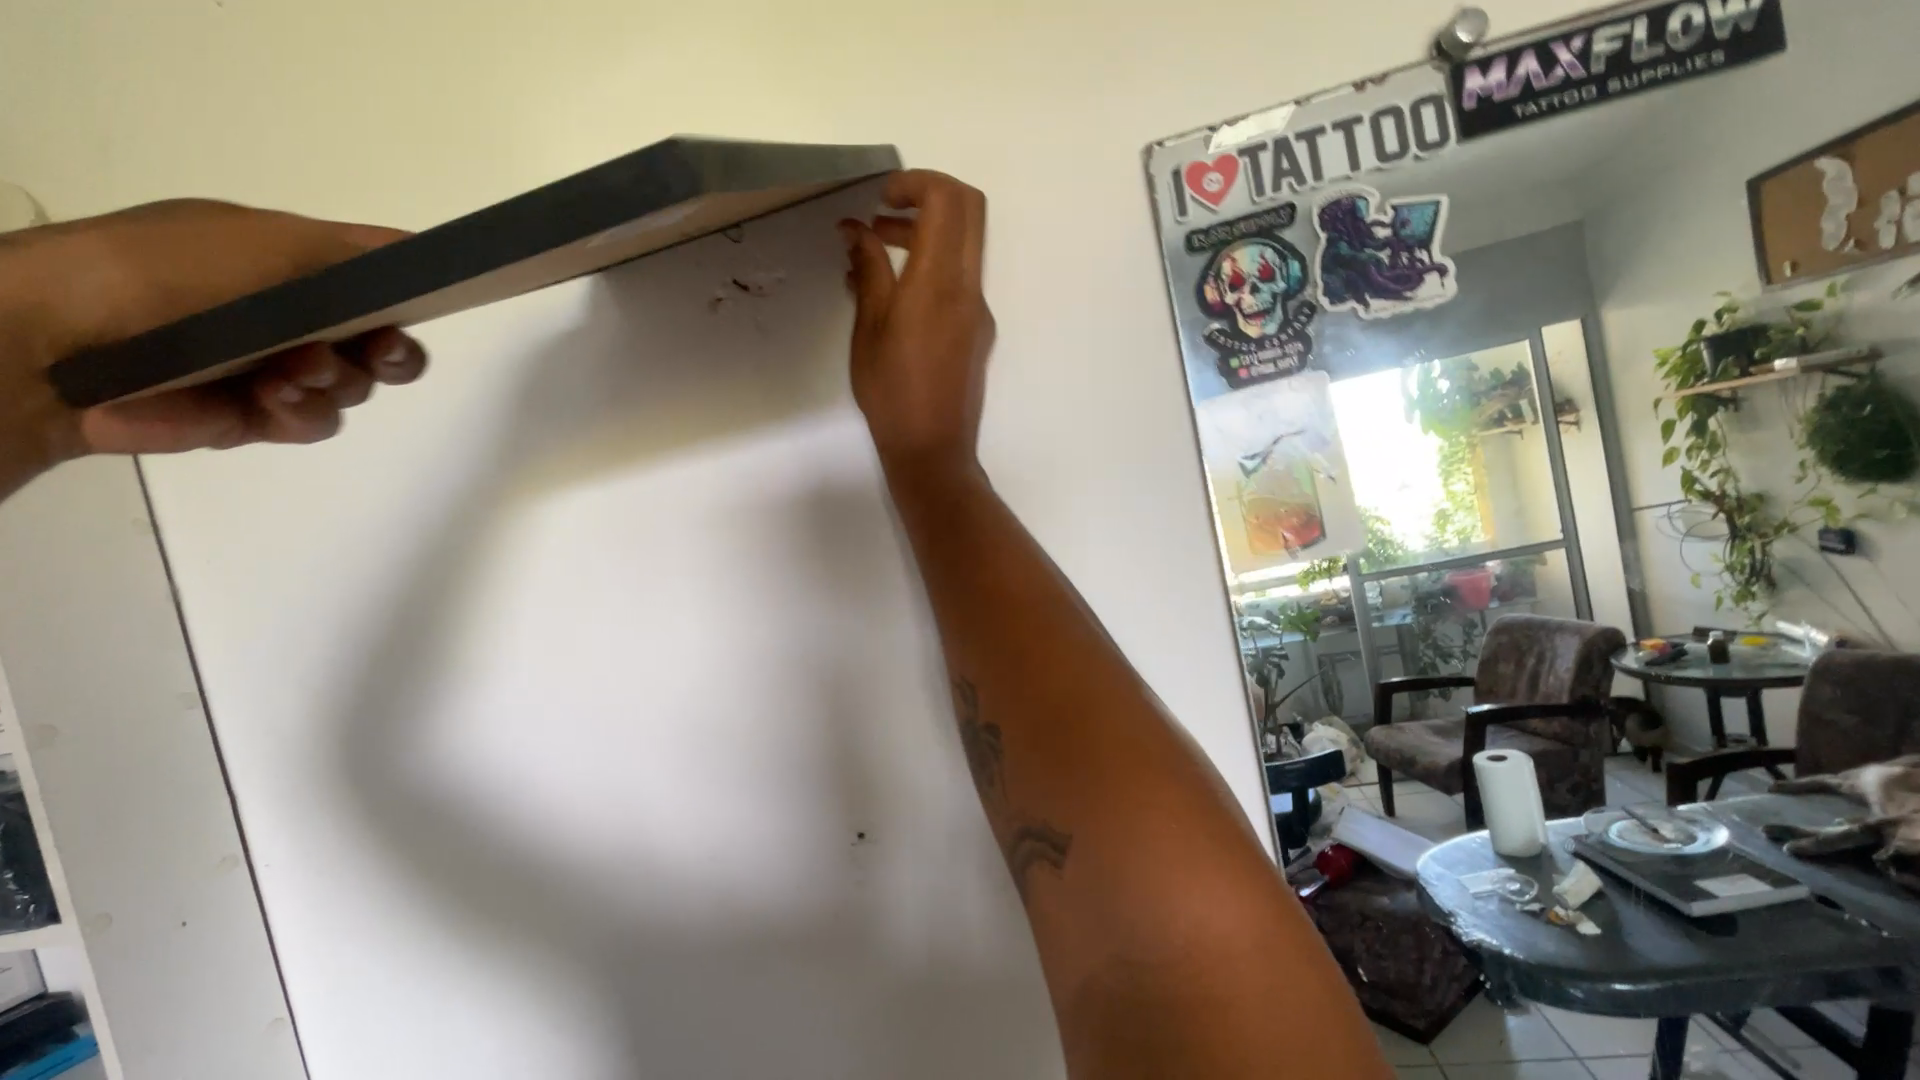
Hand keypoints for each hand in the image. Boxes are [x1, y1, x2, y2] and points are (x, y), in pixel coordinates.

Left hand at [0, 199, 426, 489]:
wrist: (59, 346)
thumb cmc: (166, 275)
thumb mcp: (268, 241)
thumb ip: (355, 250)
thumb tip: (428, 252)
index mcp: (294, 264)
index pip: (378, 279)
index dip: (415, 292)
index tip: (428, 306)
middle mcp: (293, 315)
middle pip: (385, 342)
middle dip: (389, 351)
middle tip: (378, 352)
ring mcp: (277, 368)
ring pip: (357, 386)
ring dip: (334, 381)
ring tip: (287, 376)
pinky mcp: (259, 415)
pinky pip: (319, 421)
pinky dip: (302, 413)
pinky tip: (270, 402)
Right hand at [841, 171, 993, 475]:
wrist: (933, 450)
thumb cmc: (892, 393)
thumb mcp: (869, 329)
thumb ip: (868, 271)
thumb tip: (855, 230)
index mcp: (939, 283)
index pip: (947, 200)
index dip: (916, 182)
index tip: (882, 198)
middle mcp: (969, 287)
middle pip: (968, 211)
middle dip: (927, 197)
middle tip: (885, 212)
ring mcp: (978, 309)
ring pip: (964, 245)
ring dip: (926, 233)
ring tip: (875, 250)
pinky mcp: (978, 330)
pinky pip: (959, 278)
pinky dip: (931, 266)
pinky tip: (893, 293)